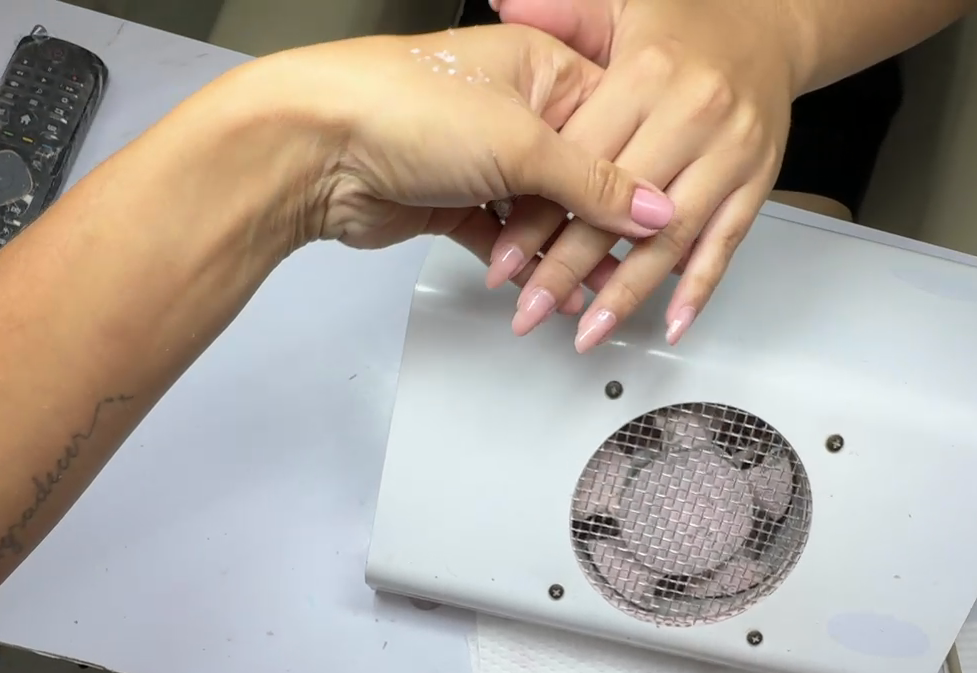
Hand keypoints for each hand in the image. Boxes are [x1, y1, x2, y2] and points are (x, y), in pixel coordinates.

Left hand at [213, 26, 676, 260]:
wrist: (318, 148)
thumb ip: (592, 182)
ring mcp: (486, 161)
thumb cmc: (404, 108)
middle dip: (599, 235)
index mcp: (544, 70)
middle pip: (579, 183)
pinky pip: (507, 243)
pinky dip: (525, 270)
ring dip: (562, 261)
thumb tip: (652, 207)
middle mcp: (518, 113)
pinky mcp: (460, 204)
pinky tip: (546, 293)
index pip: (614, 131)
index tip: (659, 229)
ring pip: (543, 220)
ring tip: (587, 298)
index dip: (637, 185)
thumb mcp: (522, 141)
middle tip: (623, 275)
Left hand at [487, 0, 810, 349]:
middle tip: (531, 313)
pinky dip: (699, 288)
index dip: (537, 219)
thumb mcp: (617, 2)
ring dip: (626, 292)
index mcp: (646, 73)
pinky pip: (725, 243)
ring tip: (589, 333)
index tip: (505, 266)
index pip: (578, 162)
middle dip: (568, 268)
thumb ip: (562, 15)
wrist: (778, 17)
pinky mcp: (756, 182)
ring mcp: (729, 153)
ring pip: (667, 237)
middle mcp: (691, 115)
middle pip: (615, 209)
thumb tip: (504, 2)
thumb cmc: (687, 18)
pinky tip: (672, 322)